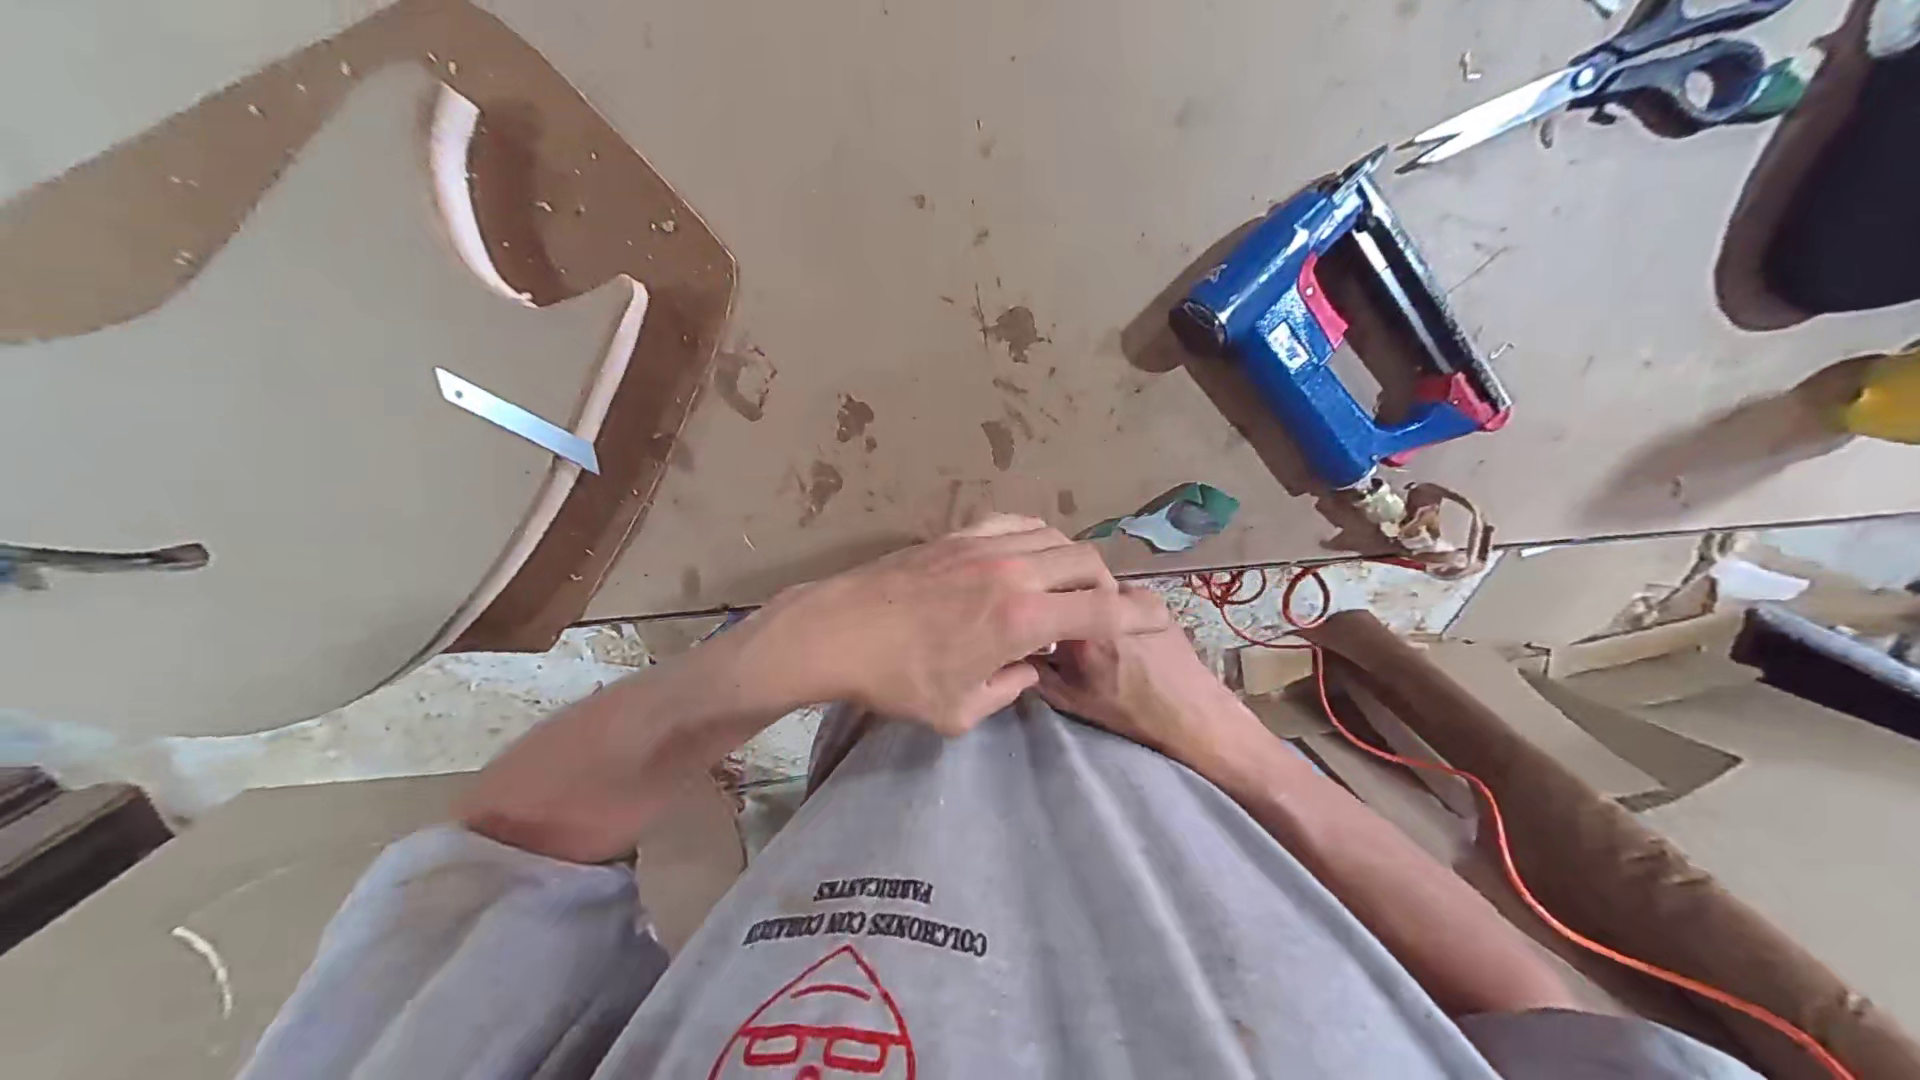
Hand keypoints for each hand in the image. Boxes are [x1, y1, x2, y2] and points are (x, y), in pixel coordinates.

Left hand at [745, 514, 1169, 733]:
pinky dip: (1037, 537)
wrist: (836, 631)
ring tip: (1064, 584)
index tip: (1153, 620)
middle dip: (1106, 586)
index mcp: (1023, 618)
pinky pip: (1015, 523)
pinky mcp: (958, 534)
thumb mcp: (960, 711)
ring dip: (1072, 560)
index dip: (1136, 616)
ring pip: (1054, 537)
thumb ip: (1008, 690)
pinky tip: (1028, 554)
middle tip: (1098, 610)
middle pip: (1086, 562)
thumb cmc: (897, 681)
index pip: (1101, 610)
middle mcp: (1014, 571)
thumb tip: (1029, 670)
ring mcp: (984, 545)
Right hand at [1035, 607, 1266, 773]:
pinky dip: (1118, 607)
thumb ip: (1036, 668)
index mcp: (1080, 629)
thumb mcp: (1068, 698)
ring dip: (1092, 601)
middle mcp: (1106, 604)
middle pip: (1072, 584)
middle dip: (1065, 598)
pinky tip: (1124, 633)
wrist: (1192, 716)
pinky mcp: (1156, 601)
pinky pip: (1125, 595)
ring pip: (1099, 587)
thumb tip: (1017, 645)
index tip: (1035, 615)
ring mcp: (1136, 597)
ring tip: (1097, 628)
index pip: (1043, 597)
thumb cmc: (1127, 713)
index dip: (1038, 603)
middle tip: (1065, 620)